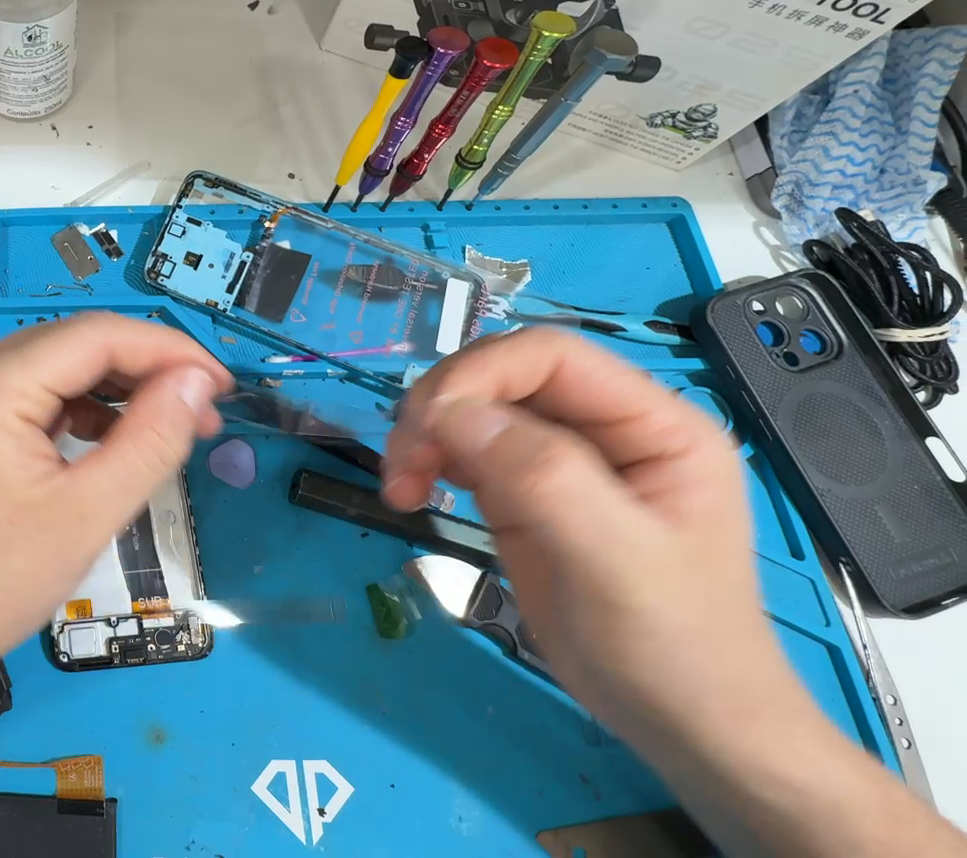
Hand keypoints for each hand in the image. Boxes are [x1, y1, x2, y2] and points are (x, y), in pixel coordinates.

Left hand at [0, 312, 230, 689]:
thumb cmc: (0, 581)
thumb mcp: (89, 513)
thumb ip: (151, 440)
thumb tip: (198, 382)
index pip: (96, 336)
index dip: (168, 350)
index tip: (222, 384)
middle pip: (80, 343)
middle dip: (150, 369)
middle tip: (207, 409)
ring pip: (66, 363)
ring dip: (124, 387)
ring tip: (177, 425)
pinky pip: (46, 389)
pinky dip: (91, 406)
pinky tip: (124, 436)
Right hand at [380, 329, 805, 754]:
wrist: (681, 725)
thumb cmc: (673, 644)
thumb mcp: (617, 560)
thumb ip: (543, 477)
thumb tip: (451, 412)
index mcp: (651, 423)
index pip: (549, 356)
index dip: (479, 374)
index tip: (424, 425)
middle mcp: (602, 429)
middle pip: (498, 377)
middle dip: (439, 409)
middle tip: (402, 465)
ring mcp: (558, 461)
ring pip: (468, 411)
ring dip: (421, 437)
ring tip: (399, 488)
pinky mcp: (520, 493)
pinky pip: (459, 451)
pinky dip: (424, 462)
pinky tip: (410, 494)